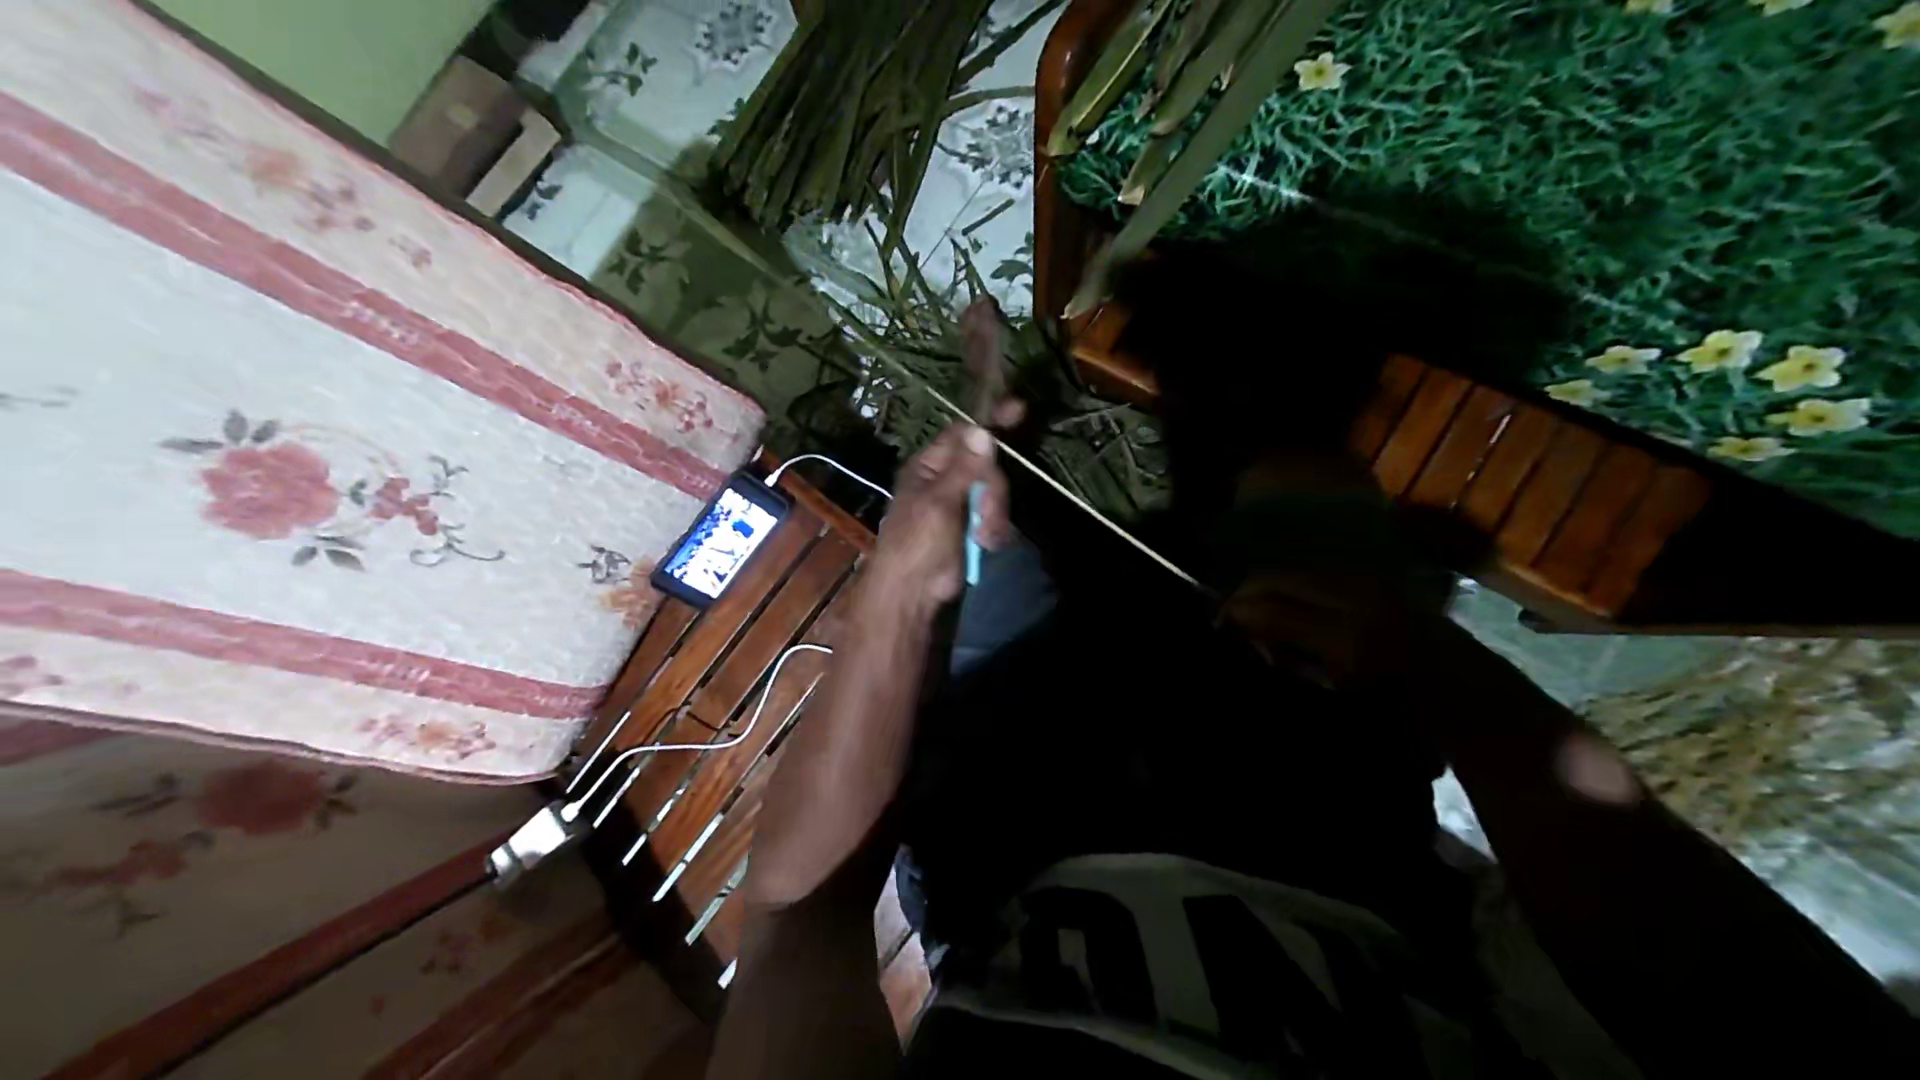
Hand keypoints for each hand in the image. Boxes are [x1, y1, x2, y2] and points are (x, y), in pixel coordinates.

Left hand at [861, 423, 1009, 622]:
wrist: (913, 593)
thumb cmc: (917, 544)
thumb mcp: (940, 503)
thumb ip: (964, 469)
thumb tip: (982, 431)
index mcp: (927, 467)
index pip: (962, 434)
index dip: (988, 425)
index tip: (1018, 411)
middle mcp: (944, 480)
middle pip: (985, 466)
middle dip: (993, 491)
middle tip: (987, 517)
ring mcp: (959, 504)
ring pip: (993, 492)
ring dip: (994, 515)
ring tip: (984, 538)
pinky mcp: (970, 527)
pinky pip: (993, 515)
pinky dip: (993, 530)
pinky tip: (987, 544)